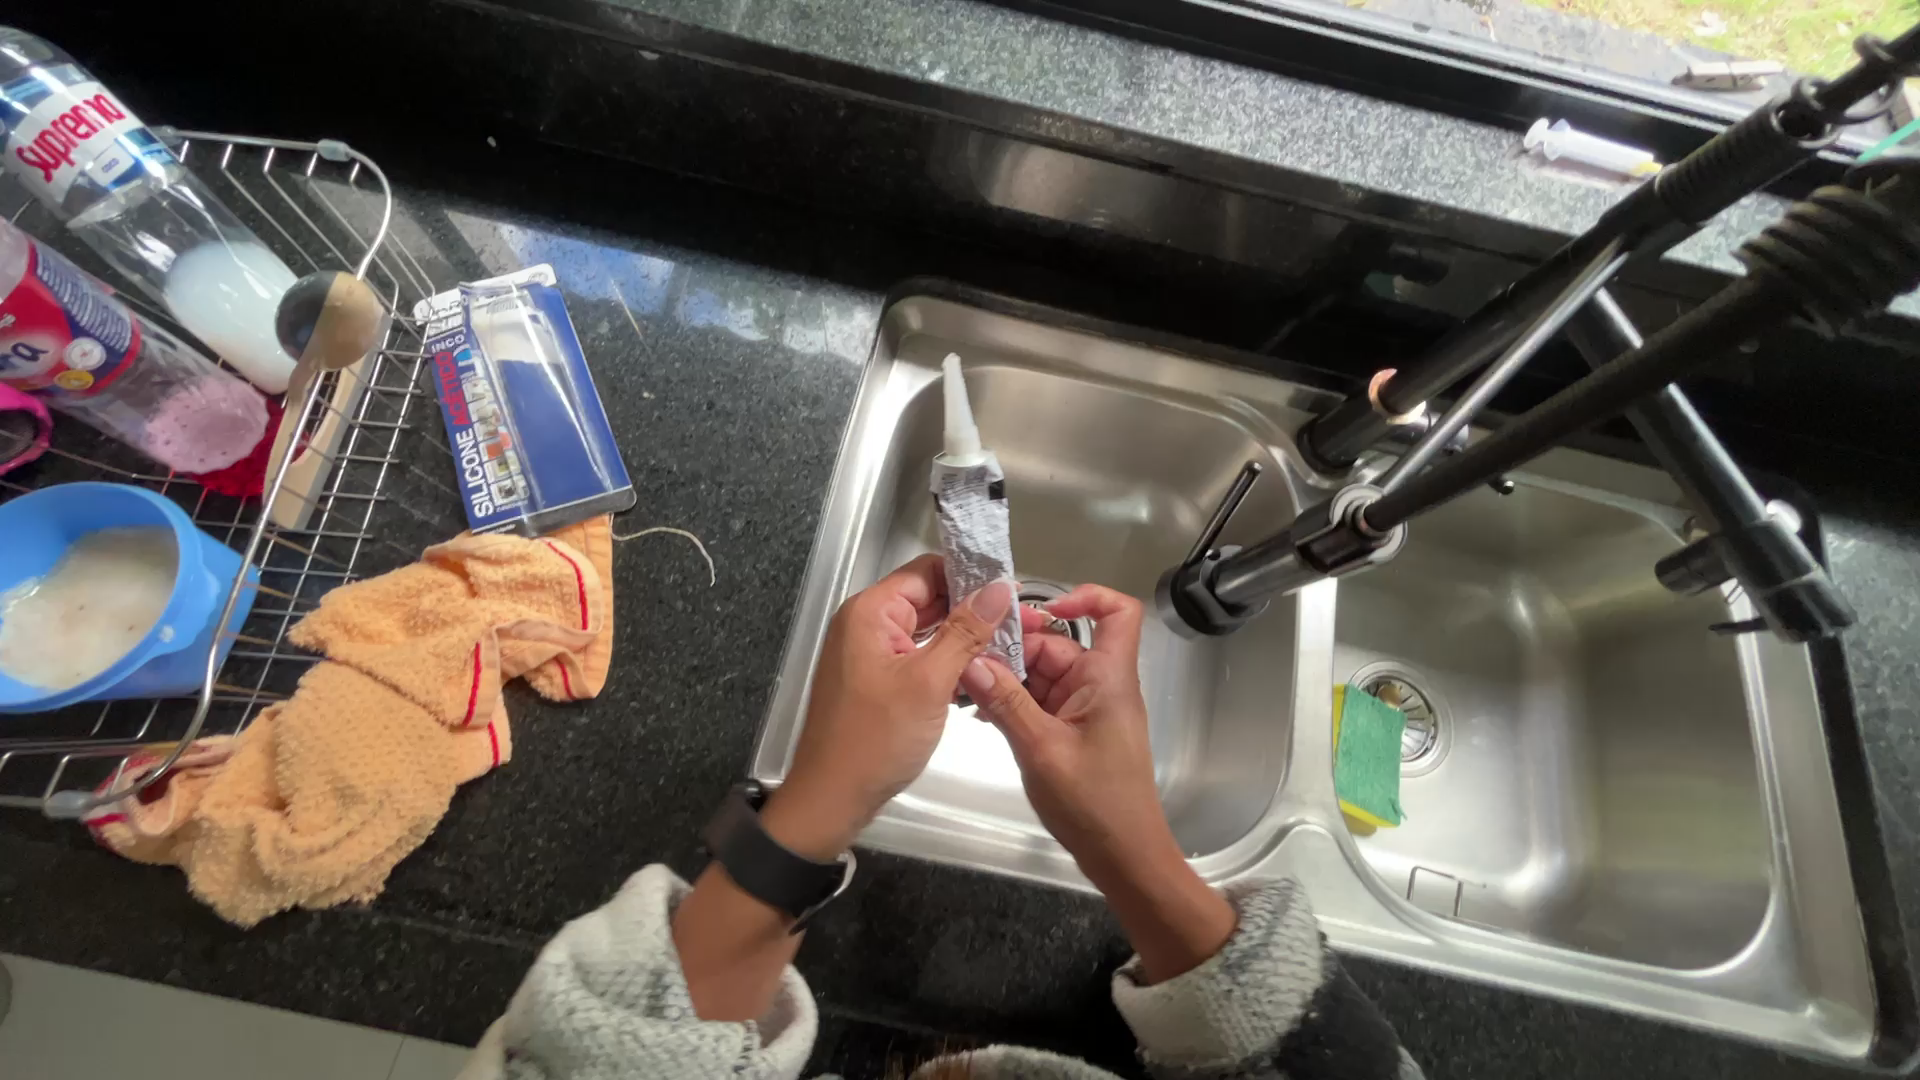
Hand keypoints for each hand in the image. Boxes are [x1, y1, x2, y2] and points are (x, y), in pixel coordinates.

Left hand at [767, 554, 1013, 859]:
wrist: (830, 799)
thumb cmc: (873, 739)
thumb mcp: (928, 681)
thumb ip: (966, 631)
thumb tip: (999, 588)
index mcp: (871, 611)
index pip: (927, 571)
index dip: (969, 575)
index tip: (1011, 587)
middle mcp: (868, 623)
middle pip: (930, 598)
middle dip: (974, 609)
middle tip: (1021, 620)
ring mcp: (872, 652)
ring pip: (929, 629)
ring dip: (964, 638)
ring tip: (1010, 644)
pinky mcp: (879, 678)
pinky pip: (920, 656)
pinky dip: (948, 661)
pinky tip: (980, 671)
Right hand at [960, 585, 1235, 981]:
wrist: (1124, 858)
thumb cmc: (1095, 803)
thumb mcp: (1042, 749)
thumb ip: (1005, 703)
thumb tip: (970, 661)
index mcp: (1108, 678)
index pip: (1118, 612)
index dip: (1085, 597)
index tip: (1042, 611)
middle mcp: (1098, 685)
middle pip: (1058, 643)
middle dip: (1016, 646)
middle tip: (970, 655)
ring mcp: (1083, 708)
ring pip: (1042, 673)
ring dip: (1006, 676)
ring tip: (965, 684)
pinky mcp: (1071, 730)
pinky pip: (1038, 701)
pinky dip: (1011, 701)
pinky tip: (979, 711)